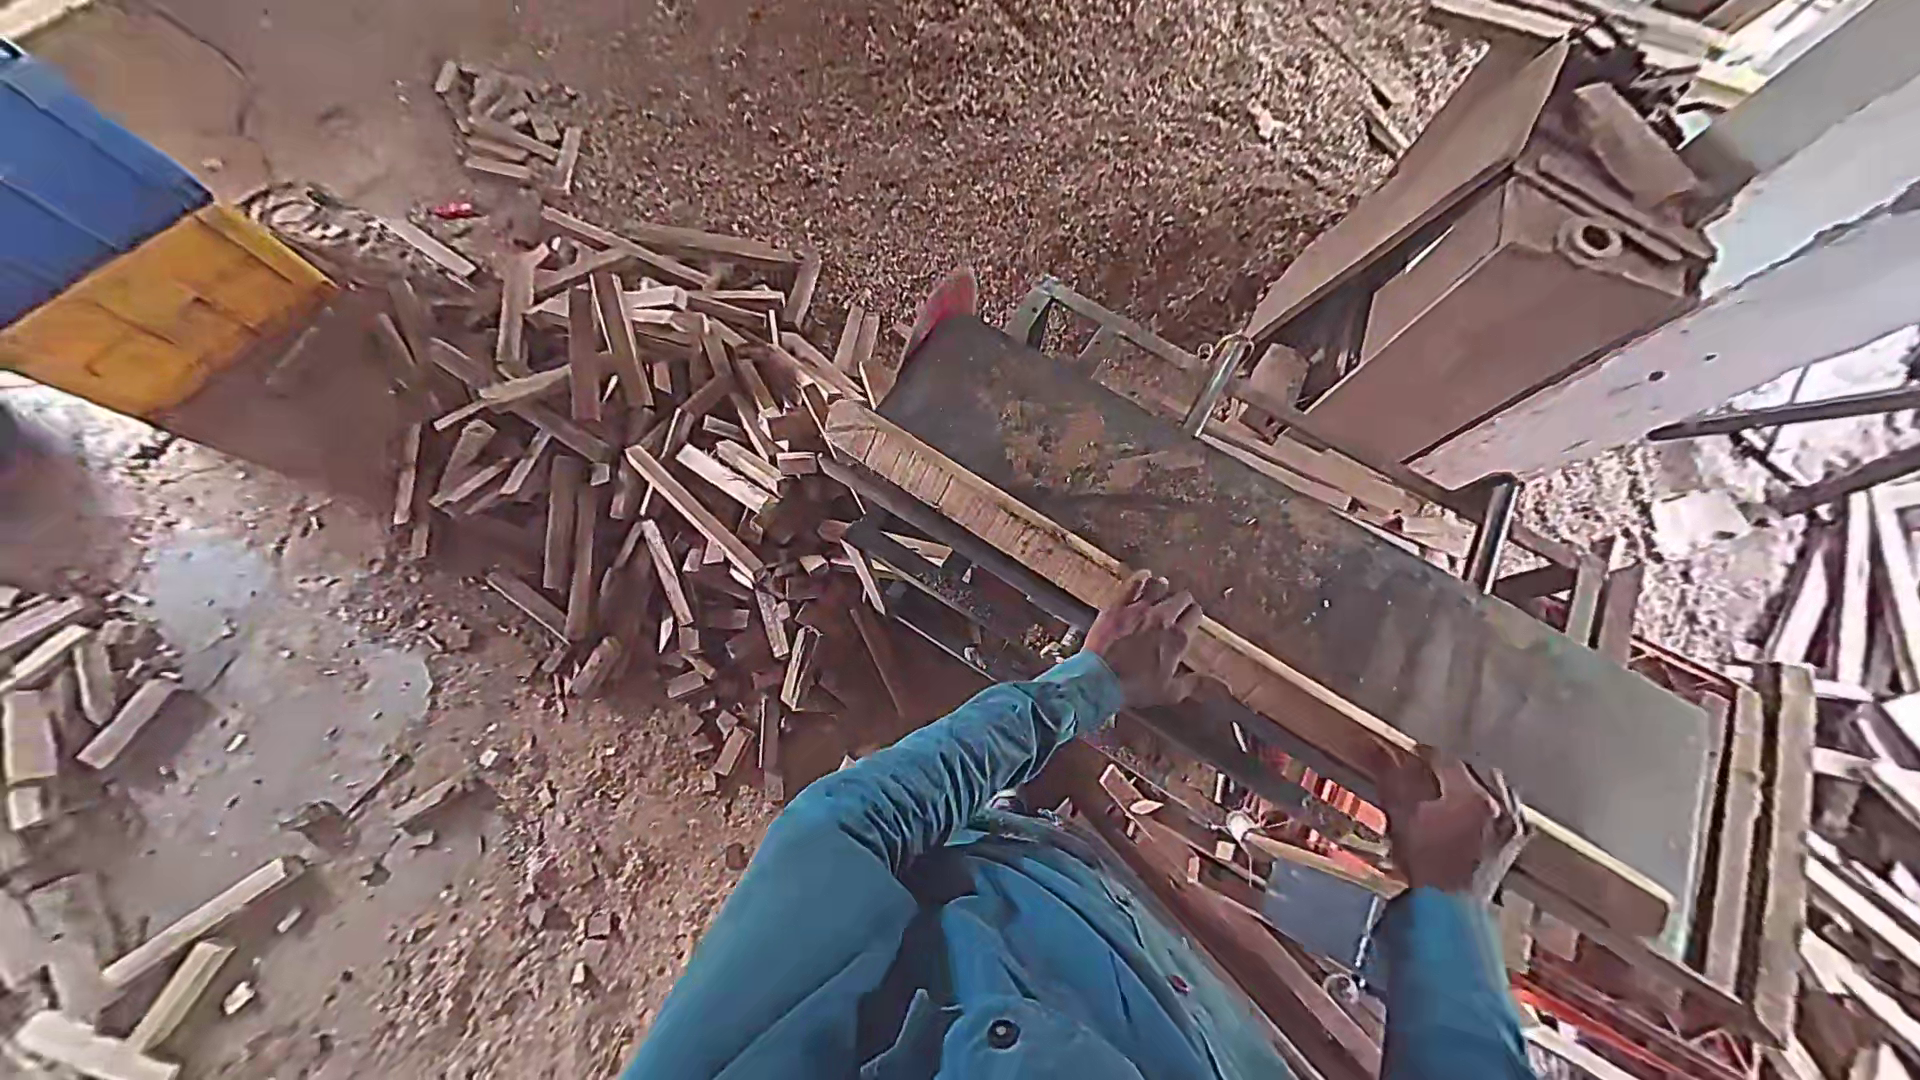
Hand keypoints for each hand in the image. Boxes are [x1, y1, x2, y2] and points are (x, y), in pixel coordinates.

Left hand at [1082, 569, 1203, 707]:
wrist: (1100, 679)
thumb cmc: (1135, 687)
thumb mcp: (1171, 691)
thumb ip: (1197, 684)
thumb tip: (1225, 687)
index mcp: (1177, 638)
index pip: (1195, 615)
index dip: (1194, 615)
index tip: (1191, 617)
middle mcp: (1162, 618)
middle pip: (1181, 598)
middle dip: (1182, 601)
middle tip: (1178, 605)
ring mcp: (1138, 609)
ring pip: (1159, 586)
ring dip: (1163, 587)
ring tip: (1162, 588)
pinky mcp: (1117, 606)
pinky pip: (1132, 584)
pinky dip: (1141, 578)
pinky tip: (1144, 575)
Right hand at [1379, 746, 1526, 900]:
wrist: (1449, 907)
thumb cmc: (1423, 861)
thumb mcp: (1398, 812)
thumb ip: (1392, 775)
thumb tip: (1380, 749)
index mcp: (1472, 796)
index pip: (1445, 758)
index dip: (1422, 753)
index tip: (1408, 753)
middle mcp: (1501, 807)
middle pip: (1476, 769)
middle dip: (1451, 766)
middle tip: (1428, 769)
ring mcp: (1513, 826)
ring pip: (1496, 787)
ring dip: (1474, 782)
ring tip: (1451, 788)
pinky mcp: (1517, 842)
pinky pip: (1508, 807)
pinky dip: (1490, 801)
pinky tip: (1471, 810)